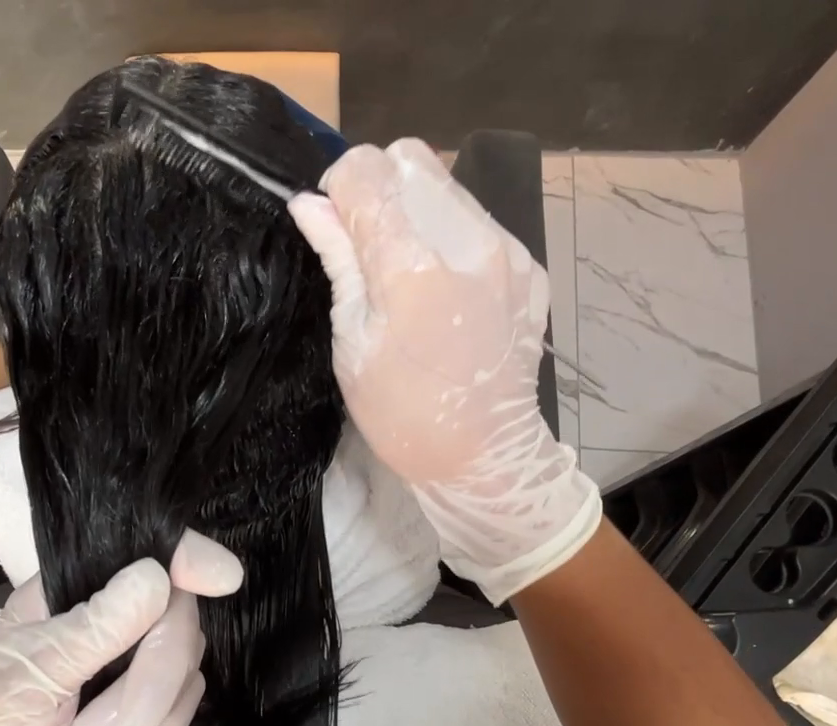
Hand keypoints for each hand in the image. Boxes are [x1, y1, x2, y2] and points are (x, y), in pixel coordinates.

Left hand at [0, 531, 242, 725]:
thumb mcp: (29, 681)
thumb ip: (92, 630)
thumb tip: (157, 576)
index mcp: (65, 591)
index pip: (132, 552)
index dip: (182, 557)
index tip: (221, 577)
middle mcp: (106, 614)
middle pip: (175, 609)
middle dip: (156, 671)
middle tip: (123, 722)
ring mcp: (131, 657)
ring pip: (189, 655)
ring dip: (149, 706)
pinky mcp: (153, 697)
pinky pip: (190, 694)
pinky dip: (160, 724)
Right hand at [288, 139, 600, 603]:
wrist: (483, 455)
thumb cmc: (401, 414)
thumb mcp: (353, 344)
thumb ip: (339, 261)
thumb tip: (310, 205)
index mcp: (412, 265)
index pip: (364, 171)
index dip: (337, 189)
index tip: (334, 225)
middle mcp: (467, 239)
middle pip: (409, 158)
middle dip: (377, 186)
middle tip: (366, 243)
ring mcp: (505, 250)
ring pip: (446, 182)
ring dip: (413, 206)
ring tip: (406, 266)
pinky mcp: (527, 265)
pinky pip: (476, 218)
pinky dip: (448, 232)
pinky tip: (443, 286)